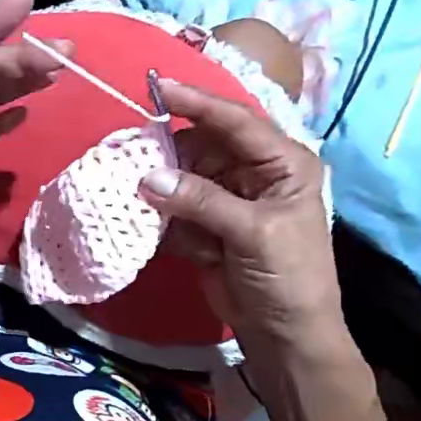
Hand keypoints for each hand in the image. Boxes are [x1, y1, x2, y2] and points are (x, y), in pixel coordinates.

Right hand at [137, 78, 343, 352]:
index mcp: (282, 163)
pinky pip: (174, 209)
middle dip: (170, 151)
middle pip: (202, 147)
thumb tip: (148, 177)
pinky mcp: (204, 227)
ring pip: (182, 178)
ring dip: (160, 186)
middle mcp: (252, 174)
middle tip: (132, 153)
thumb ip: (202, 201)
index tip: (157, 87)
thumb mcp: (253, 233)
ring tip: (132, 189)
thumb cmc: (288, 276)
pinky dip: (160, 215)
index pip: (235, 122)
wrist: (283, 333)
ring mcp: (225, 200)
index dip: (197, 103)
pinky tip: (148, 220)